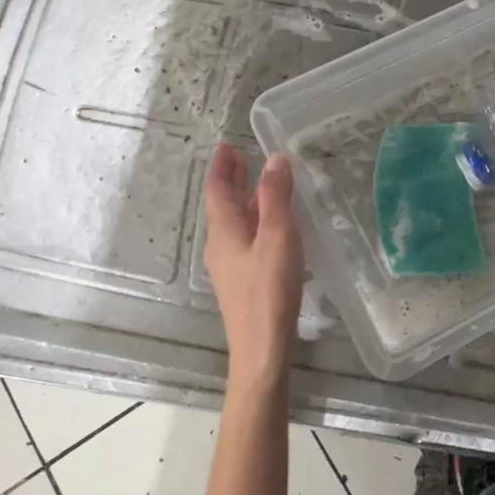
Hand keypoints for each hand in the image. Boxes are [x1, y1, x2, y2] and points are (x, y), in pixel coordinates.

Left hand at [202, 147, 304, 384]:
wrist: (261, 348)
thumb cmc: (268, 290)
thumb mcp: (277, 237)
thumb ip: (276, 197)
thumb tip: (274, 159)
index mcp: (224, 230)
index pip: (217, 189)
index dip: (222, 166)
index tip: (228, 146)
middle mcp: (221, 245)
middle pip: (224, 205)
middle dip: (233, 180)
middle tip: (242, 158)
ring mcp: (231, 265)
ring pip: (236, 222)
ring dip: (246, 200)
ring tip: (262, 184)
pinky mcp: (243, 281)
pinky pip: (246, 239)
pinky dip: (256, 221)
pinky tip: (274, 226)